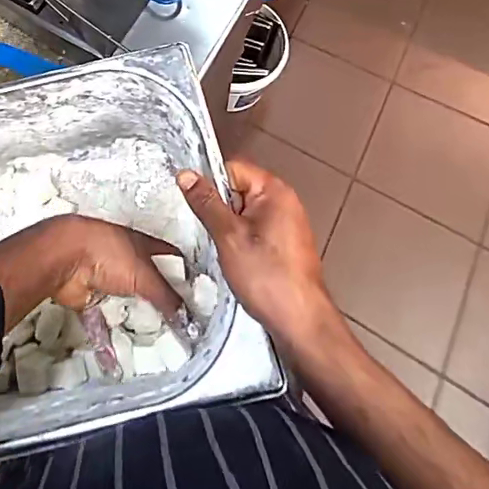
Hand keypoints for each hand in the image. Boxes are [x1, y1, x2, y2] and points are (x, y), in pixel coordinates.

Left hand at [0, 214, 183, 331]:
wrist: (64, 257)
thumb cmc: (106, 251)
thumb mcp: (145, 275)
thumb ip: (167, 297)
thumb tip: (187, 316)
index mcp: (143, 246)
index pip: (171, 261)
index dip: (184, 277)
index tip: (195, 298)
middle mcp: (126, 261)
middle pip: (149, 284)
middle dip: (160, 303)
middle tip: (176, 325)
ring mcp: (106, 279)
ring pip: (125, 304)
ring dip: (133, 321)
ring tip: (151, 343)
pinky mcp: (88, 299)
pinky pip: (100, 323)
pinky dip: (106, 342)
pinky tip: (115, 359)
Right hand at [178, 161, 340, 351]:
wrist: (300, 320)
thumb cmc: (271, 280)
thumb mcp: (228, 236)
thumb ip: (207, 203)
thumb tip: (188, 177)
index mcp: (274, 191)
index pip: (233, 168)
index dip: (210, 184)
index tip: (194, 202)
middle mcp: (284, 201)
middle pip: (238, 190)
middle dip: (219, 210)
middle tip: (212, 232)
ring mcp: (286, 223)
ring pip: (244, 213)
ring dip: (229, 229)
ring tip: (225, 250)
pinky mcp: (284, 243)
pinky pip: (254, 230)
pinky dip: (241, 241)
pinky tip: (237, 261)